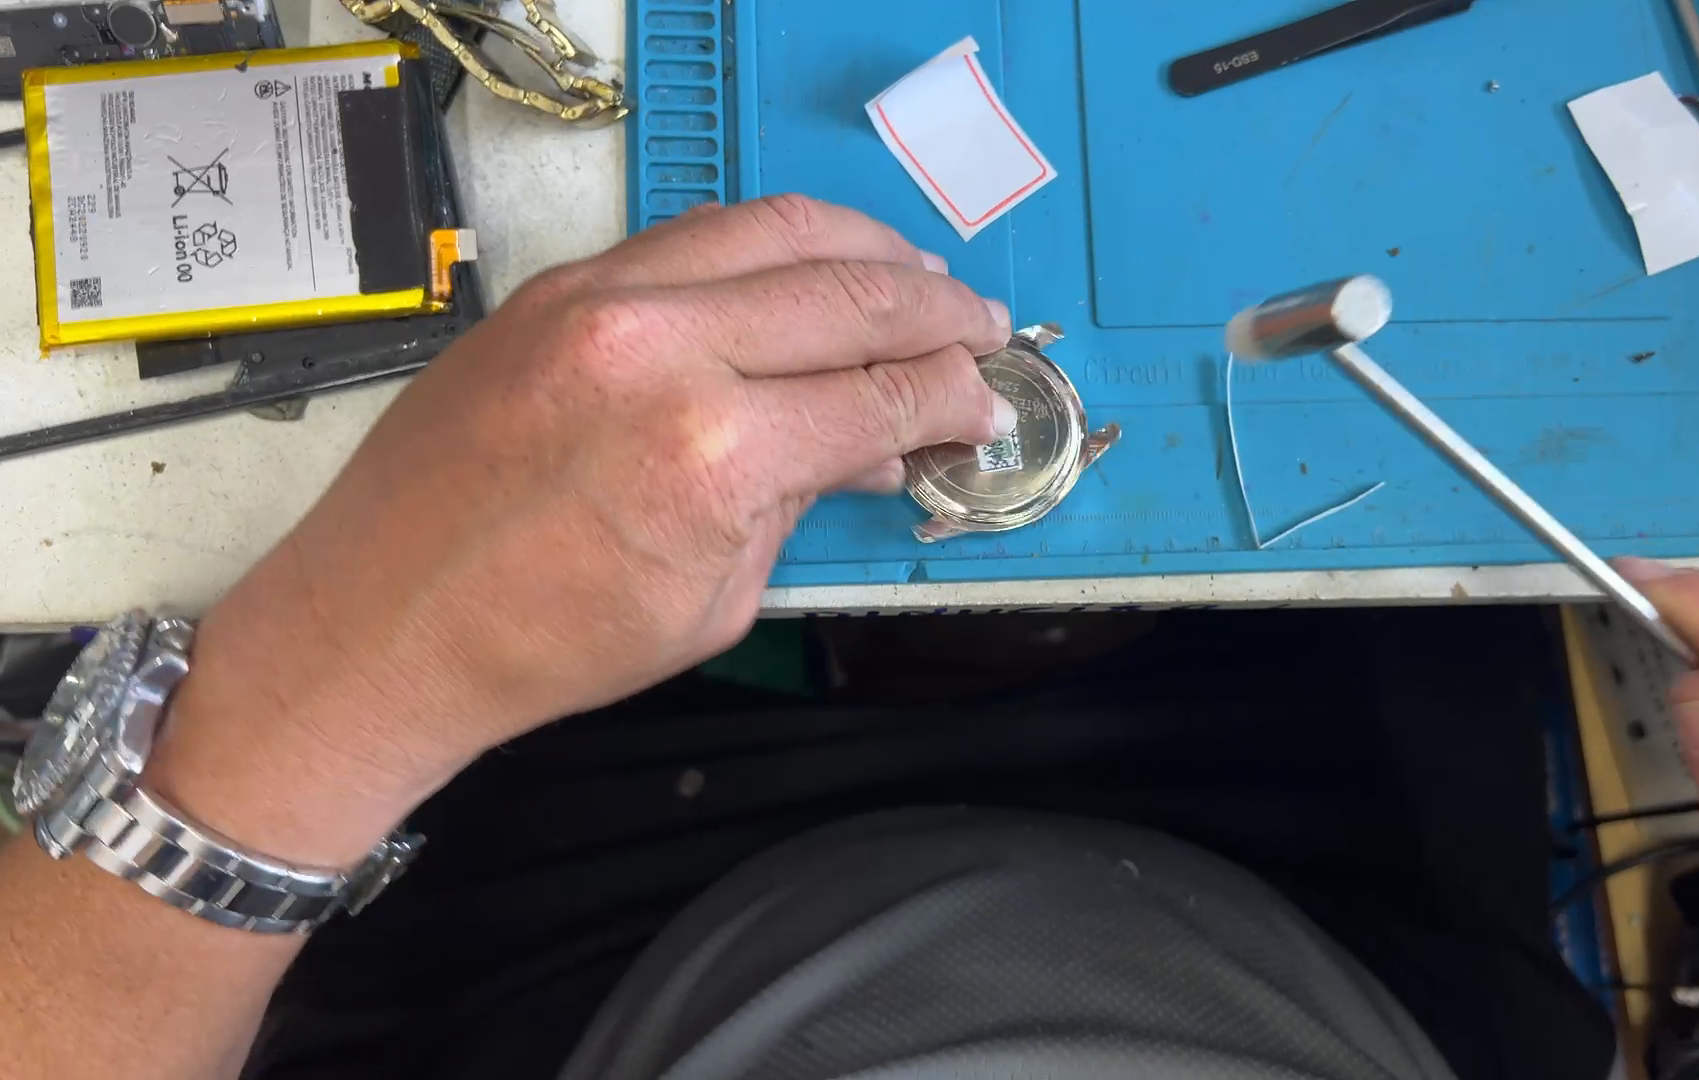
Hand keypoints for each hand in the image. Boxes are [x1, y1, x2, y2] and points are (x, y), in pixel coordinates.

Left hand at [147, 196, 1014, 857]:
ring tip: (927, 278)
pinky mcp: (565, 285)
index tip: (990, 404)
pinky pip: (706, 234)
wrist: (383, 626)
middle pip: (852, 297)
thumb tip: (882, 445)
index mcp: (718, 454)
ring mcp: (606, 298)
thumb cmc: (564, 645)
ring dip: (876, 251)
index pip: (882, 396)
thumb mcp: (725, 596)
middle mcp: (668, 350)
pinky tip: (824, 265)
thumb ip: (810, 499)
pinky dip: (787, 242)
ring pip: (784, 232)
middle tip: (988, 328)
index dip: (956, 398)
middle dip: (943, 313)